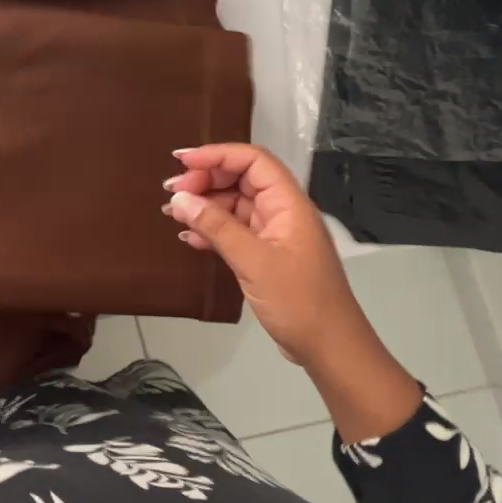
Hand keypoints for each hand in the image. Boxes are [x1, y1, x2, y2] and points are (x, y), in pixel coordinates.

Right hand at [162, 144, 367, 365]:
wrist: (329, 348)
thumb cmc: (299, 301)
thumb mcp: (254, 261)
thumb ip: (217, 226)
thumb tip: (180, 198)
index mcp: (289, 204)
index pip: (252, 161)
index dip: (217, 155)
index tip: (181, 162)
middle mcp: (282, 212)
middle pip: (241, 179)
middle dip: (206, 179)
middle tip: (172, 192)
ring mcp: (275, 235)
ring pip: (235, 205)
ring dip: (204, 205)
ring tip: (172, 212)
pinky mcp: (266, 256)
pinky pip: (235, 231)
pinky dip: (211, 230)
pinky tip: (188, 237)